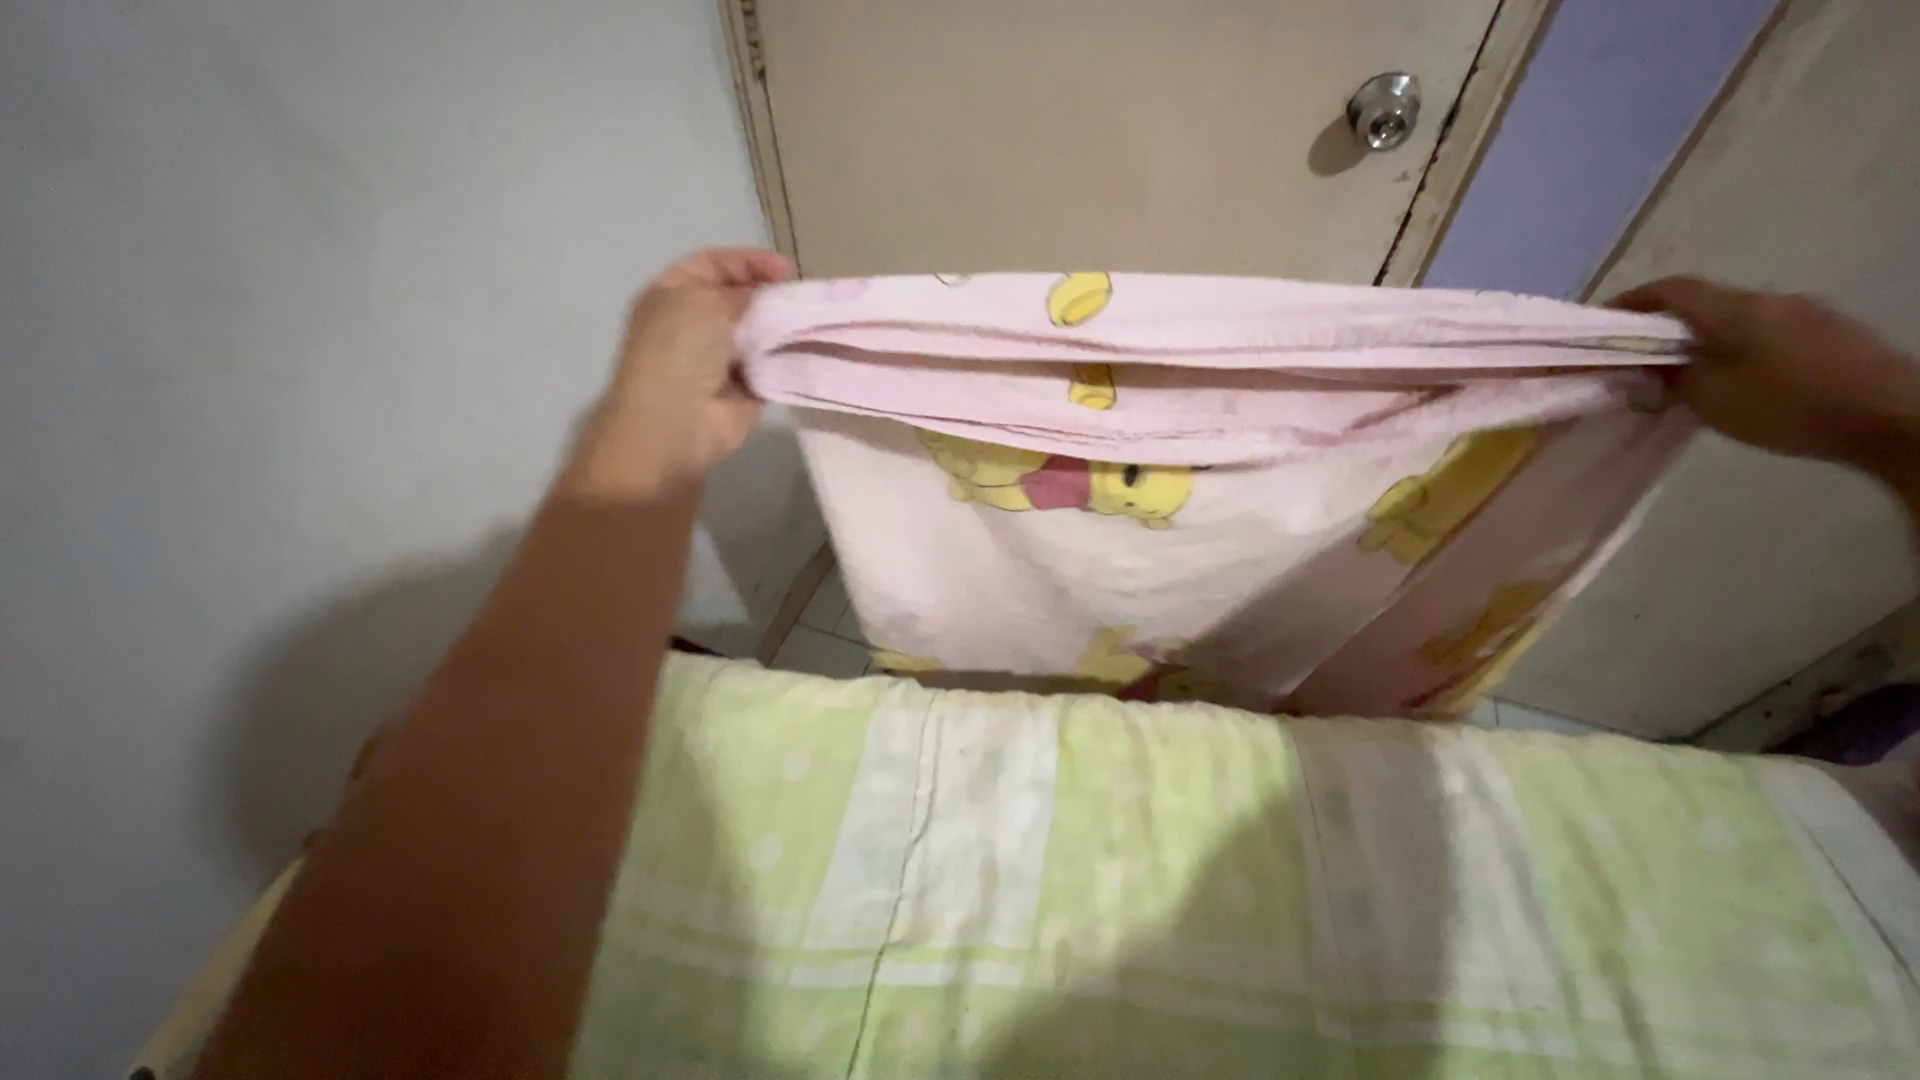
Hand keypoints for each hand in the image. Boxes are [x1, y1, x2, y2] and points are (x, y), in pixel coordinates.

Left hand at [573, 247, 793, 495]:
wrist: (677, 423)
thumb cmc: (681, 352)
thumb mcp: (707, 302)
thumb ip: (743, 292)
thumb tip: (767, 297)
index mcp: (673, 294)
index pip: (714, 264)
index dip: (749, 261)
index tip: (787, 269)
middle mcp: (693, 324)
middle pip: (739, 298)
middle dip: (770, 295)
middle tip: (803, 297)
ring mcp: (718, 359)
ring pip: (758, 333)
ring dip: (781, 328)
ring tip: (811, 323)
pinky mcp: (743, 390)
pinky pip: (770, 367)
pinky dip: (786, 360)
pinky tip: (807, 351)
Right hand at [1614, 276, 1919, 472]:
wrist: (1892, 418)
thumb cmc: (1787, 405)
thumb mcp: (1709, 398)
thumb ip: (1667, 379)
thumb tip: (1638, 371)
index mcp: (1736, 309)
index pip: (1672, 289)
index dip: (1632, 301)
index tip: (1602, 321)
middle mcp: (1772, 300)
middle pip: (1704, 303)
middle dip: (1664, 327)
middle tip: (1638, 357)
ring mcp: (1809, 314)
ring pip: (1737, 319)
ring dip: (1703, 340)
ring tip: (1684, 374)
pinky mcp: (1831, 335)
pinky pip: (1767, 332)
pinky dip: (1736, 348)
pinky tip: (1736, 380)